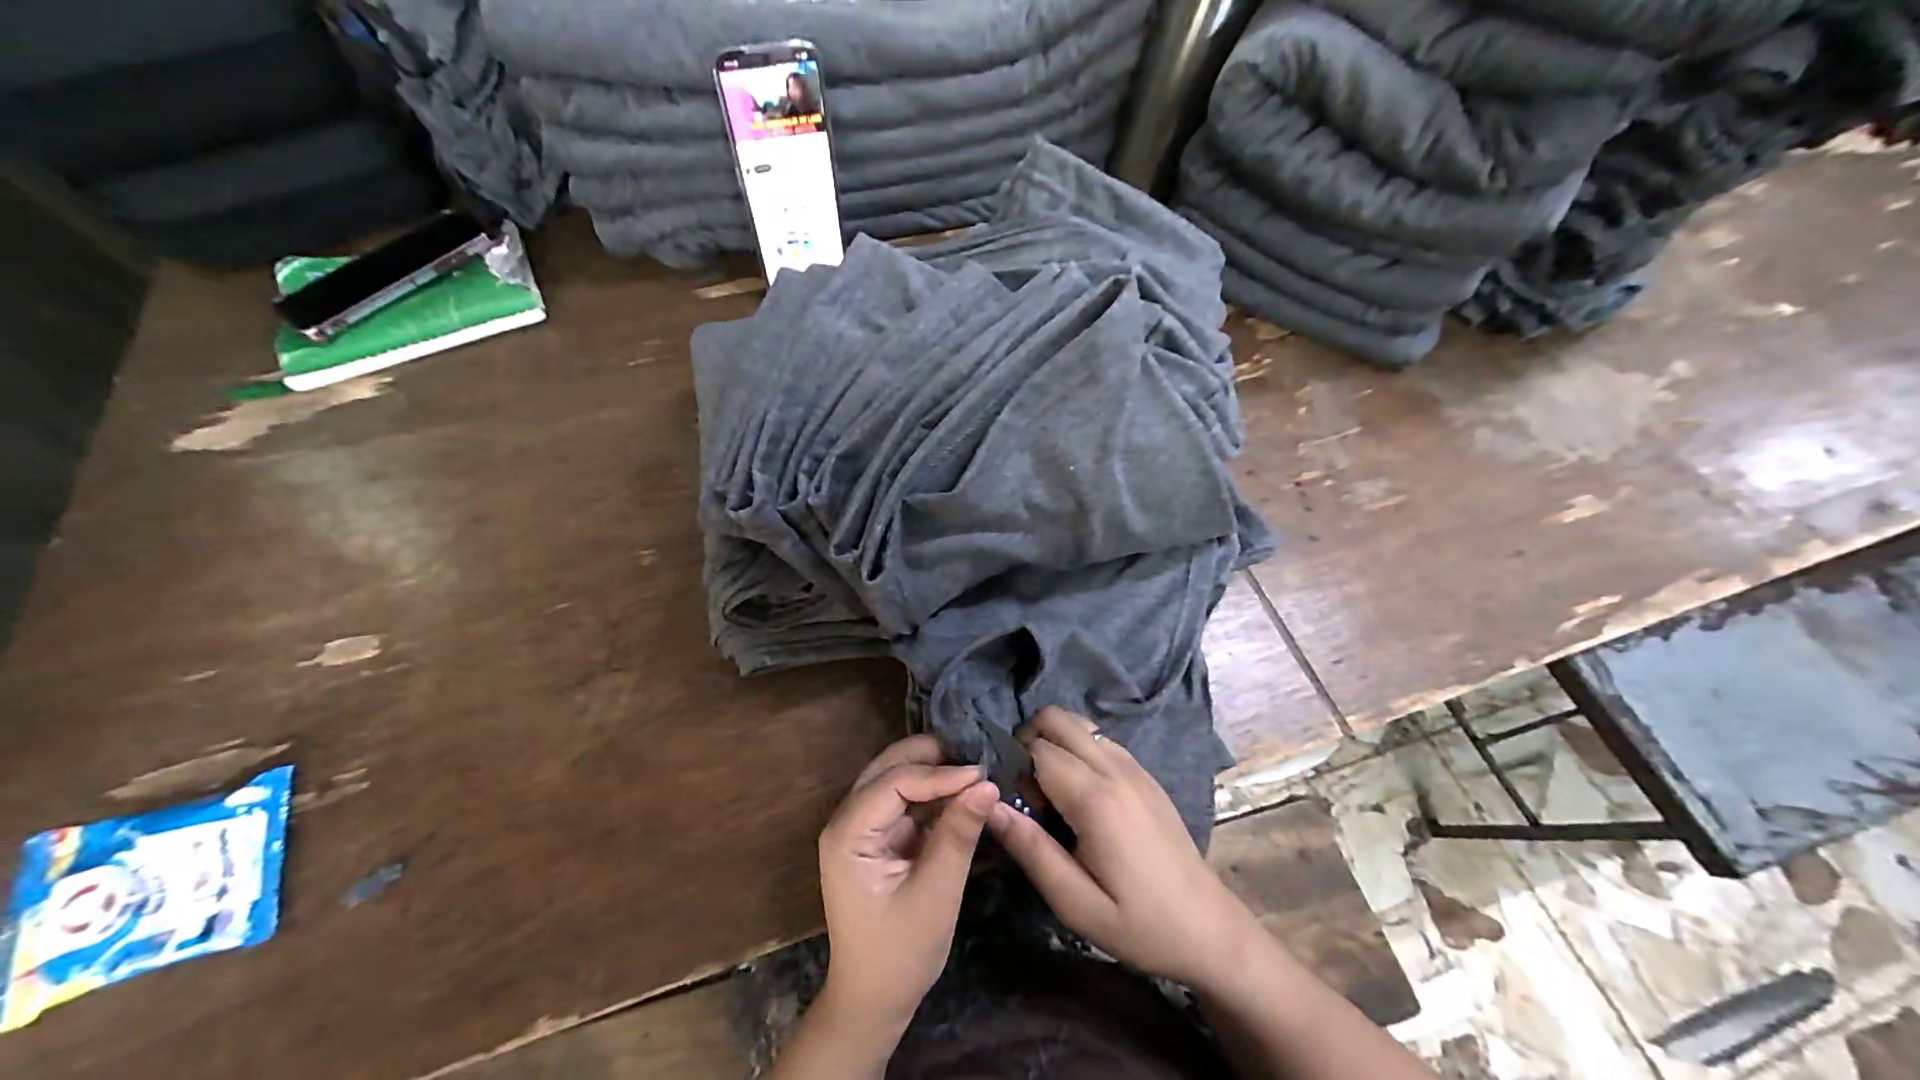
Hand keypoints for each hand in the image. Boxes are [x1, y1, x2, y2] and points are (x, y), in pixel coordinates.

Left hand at [816, 735, 998, 1028]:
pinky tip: (964, 791)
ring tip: (978, 769)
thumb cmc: (900, 953)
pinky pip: (907, 799)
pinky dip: (935, 792)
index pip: (894, 782)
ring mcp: (862, 827)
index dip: (940, 773)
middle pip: (890, 768)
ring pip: (898, 777)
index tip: (983, 773)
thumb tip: (987, 784)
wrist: (873, 999)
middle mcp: (848, 820)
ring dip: (936, 770)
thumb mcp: (935, 895)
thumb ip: (958, 835)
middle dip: (934, 757)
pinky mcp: (880, 836)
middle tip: (980, 756)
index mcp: (848, 833)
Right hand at [986, 707, 1264, 990]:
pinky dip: (1078, 750)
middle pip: (1056, 718)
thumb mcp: (1075, 903)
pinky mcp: (1145, 774)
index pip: (1037, 748)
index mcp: (1096, 798)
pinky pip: (1100, 740)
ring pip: (1079, 723)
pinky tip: (1080, 795)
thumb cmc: (1139, 924)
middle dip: (1029, 741)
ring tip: (1052, 792)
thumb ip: (1030, 849)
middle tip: (1026, 789)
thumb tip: (989, 806)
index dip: (1015, 769)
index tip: (1016, 805)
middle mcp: (1116, 769)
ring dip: (1054, 743)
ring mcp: (1135, 767)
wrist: (1208, 928)